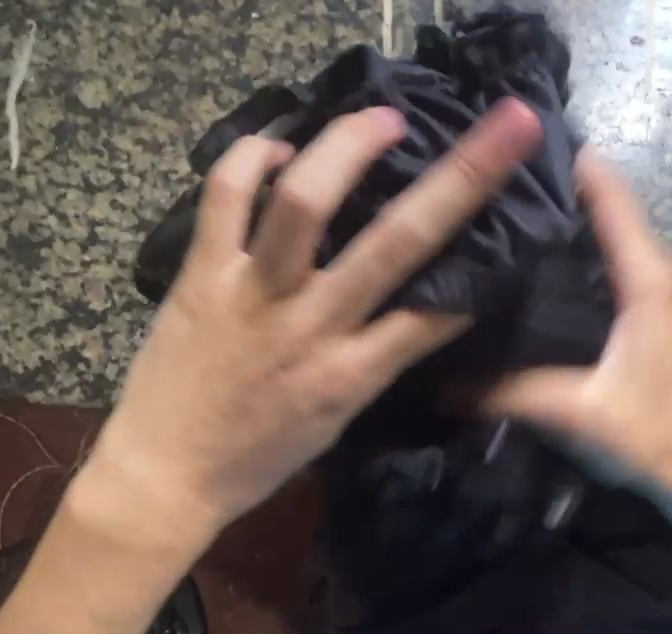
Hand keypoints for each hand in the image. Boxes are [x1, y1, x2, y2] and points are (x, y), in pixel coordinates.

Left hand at [82, 100, 544, 541]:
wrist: (167, 475)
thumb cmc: (255, 461)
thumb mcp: (332, 423)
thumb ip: (365, 367)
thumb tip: (398, 319)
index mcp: (350, 376)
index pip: (433, 316)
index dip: (477, 274)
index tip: (504, 232)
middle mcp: (312, 326)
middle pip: (396, 242)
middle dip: (460, 179)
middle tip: (505, 128)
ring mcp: (254, 294)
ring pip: (305, 202)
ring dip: (350, 146)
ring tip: (381, 120)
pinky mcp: (201, 275)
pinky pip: (225, 196)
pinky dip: (252, 158)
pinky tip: (278, 147)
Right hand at [481, 152, 671, 512]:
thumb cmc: (641, 435)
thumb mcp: (569, 412)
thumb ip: (504, 393)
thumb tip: (436, 384)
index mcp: (644, 278)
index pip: (606, 193)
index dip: (562, 165)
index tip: (503, 153)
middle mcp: (651, 270)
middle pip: (601, 203)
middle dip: (549, 189)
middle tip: (481, 188)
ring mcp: (647, 289)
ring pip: (601, 231)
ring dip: (557, 219)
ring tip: (492, 216)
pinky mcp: (637, 310)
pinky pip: (600, 259)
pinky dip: (567, 250)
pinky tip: (522, 265)